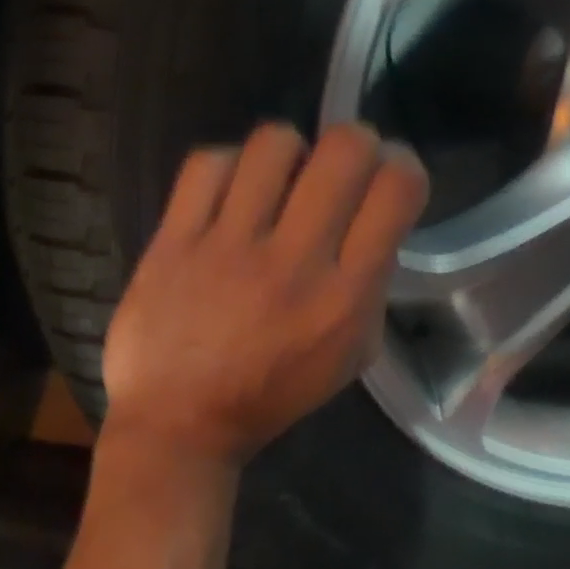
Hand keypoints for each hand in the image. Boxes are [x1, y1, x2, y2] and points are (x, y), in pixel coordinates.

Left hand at [100, 122, 428, 467]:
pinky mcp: (172, 244)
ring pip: (272, 144)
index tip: (380, 178)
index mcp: (345, 298)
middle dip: (348, 145)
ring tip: (271, 182)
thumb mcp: (344, 358)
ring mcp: (226, 249)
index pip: (397, 187)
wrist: (174, 424)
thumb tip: (366, 226)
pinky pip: (205, 167)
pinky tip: (223, 194)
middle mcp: (292, 263)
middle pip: (343, 149)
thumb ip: (366, 289)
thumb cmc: (263, 398)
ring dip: (282, 154)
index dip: (398, 166)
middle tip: (328, 172)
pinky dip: (222, 167)